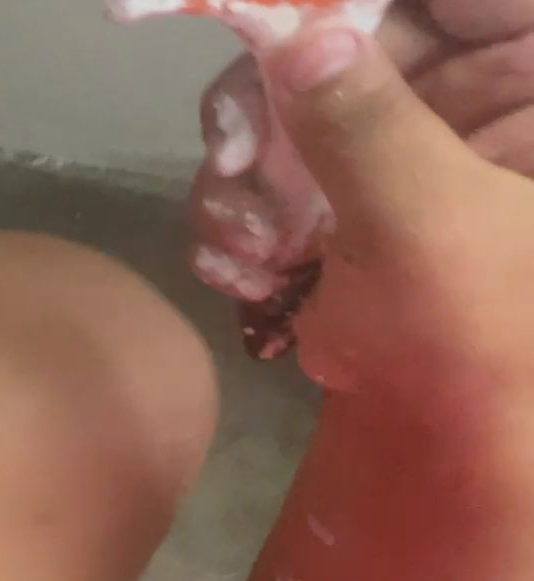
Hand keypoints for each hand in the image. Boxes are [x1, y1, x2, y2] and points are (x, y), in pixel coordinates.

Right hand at [265, 26, 533, 406]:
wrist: (446, 411)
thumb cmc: (477, 322)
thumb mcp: (423, 219)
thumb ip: (365, 124)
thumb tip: (299, 37)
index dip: (339, 7)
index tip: (262, 28)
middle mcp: (469, 83)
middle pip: (333, 47)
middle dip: (265, 116)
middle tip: (234, 165)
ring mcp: (395, 135)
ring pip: (276, 117)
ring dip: (240, 194)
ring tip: (260, 254)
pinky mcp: (338, 184)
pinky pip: (255, 177)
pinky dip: (234, 229)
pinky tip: (253, 274)